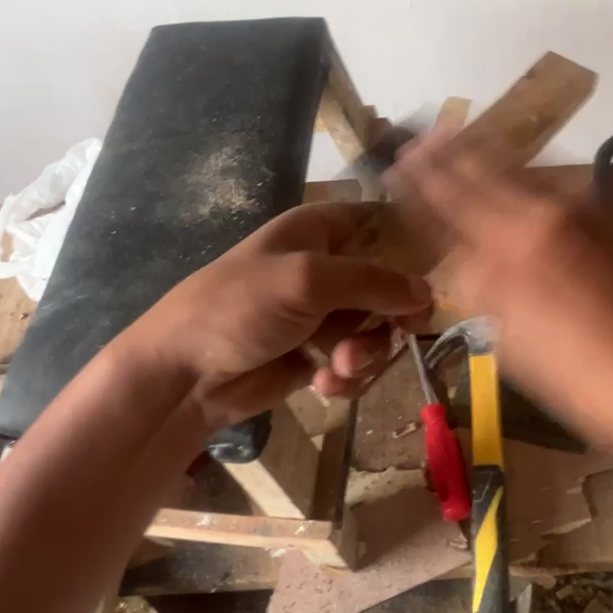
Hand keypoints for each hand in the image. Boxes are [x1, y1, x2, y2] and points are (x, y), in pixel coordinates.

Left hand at [123, 202, 432, 427]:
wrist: (182, 375)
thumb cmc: (239, 307)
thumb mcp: (308, 280)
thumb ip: (373, 282)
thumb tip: (426, 292)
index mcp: (320, 229)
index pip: (382, 225)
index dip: (411, 251)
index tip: (430, 284)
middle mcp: (325, 267)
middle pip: (389, 287)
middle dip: (387, 319)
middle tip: (389, 336)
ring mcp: (320, 314)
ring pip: (377, 331)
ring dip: (365, 355)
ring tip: (335, 368)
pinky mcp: (314, 356)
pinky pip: (355, 364)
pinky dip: (346, 378)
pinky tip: (322, 386)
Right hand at [387, 138, 612, 433]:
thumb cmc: (590, 381)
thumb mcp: (516, 346)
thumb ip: (482, 291)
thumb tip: (462, 261)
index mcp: (506, 254)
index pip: (447, 206)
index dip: (418, 185)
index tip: (397, 166)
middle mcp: (537, 217)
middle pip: (479, 173)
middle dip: (444, 154)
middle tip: (418, 137)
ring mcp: (577, 208)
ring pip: (516, 166)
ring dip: (481, 150)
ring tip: (453, 135)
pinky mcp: (608, 211)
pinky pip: (551, 176)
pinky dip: (522, 167)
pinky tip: (512, 165)